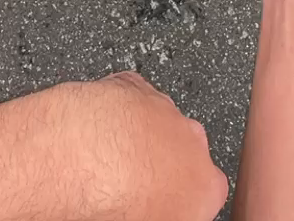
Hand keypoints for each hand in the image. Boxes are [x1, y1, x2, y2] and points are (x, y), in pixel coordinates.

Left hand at [10, 71, 228, 220]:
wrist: (87, 157)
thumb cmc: (119, 203)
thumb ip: (166, 213)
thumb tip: (153, 209)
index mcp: (206, 186)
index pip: (206, 195)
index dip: (181, 203)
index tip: (161, 208)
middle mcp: (193, 142)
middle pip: (184, 154)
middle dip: (164, 166)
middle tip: (133, 187)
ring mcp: (165, 108)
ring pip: (157, 123)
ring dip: (139, 139)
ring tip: (109, 161)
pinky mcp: (136, 85)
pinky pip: (131, 98)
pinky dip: (118, 111)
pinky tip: (100, 131)